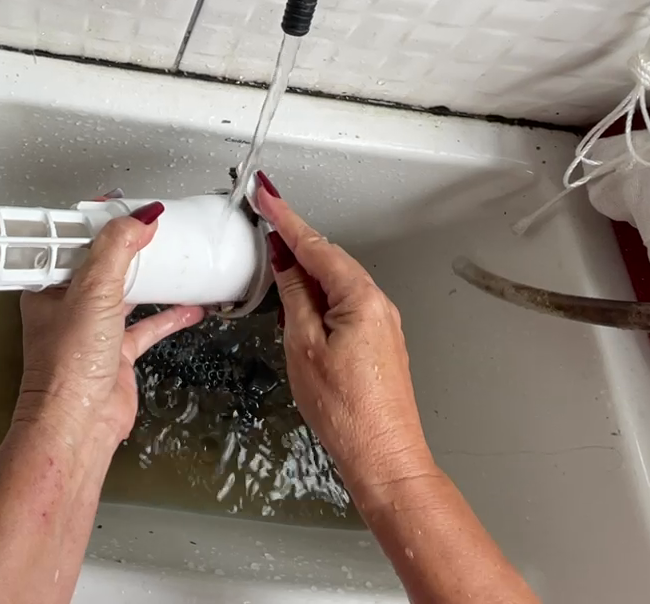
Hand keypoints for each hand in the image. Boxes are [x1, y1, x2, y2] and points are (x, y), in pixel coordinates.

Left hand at [13, 203, 205, 455]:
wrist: (78, 425)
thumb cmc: (70, 359)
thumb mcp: (93, 289)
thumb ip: (118, 247)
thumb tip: (145, 214)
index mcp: (51, 284)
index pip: (73, 239)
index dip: (96, 217)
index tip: (124, 199)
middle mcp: (70, 303)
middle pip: (102, 262)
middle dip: (128, 243)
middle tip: (157, 223)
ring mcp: (95, 329)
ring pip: (126, 292)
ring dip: (151, 277)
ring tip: (177, 256)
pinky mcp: (118, 353)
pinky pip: (146, 326)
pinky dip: (169, 315)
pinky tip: (192, 306)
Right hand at [255, 173, 437, 504]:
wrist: (385, 458)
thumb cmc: (345, 409)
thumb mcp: (303, 345)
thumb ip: (293, 295)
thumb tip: (283, 260)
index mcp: (359, 298)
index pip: (314, 245)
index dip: (284, 217)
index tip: (265, 192)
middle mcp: (376, 302)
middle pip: (328, 256)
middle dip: (294, 235)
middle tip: (263, 215)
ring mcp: (380, 320)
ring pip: (336, 276)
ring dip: (305, 261)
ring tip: (274, 252)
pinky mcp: (378, 337)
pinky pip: (344, 296)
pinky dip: (318, 285)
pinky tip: (300, 289)